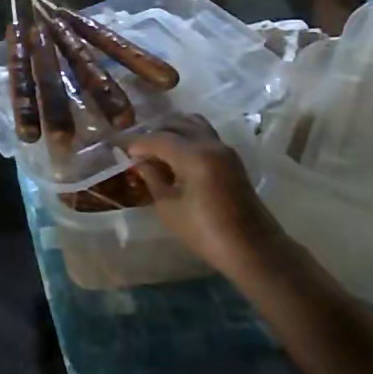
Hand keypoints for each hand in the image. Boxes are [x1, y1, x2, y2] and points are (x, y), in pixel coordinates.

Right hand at [126, 118, 285, 270]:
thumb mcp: (168, 206)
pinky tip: (174, 156)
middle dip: (153, 133)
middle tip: (137, 150)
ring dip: (172, 132)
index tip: (120, 150)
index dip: (136, 143)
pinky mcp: (231, 159)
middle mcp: (211, 144)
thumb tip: (139, 161)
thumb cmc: (205, 231)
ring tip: (156, 150)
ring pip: (193, 124)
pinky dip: (186, 137)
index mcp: (194, 155)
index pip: (158, 138)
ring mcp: (224, 149)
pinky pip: (204, 135)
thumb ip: (152, 177)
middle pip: (176, 124)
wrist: (252, 249)